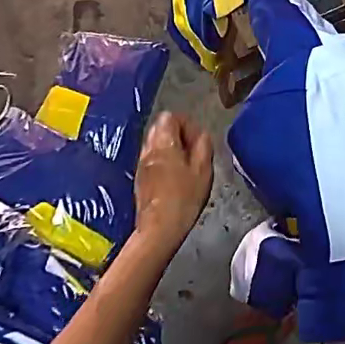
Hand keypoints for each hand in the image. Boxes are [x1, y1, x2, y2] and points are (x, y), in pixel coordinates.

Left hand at [133, 112, 213, 254]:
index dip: (187, 122)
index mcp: (164, 145)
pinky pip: (152, 157)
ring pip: (155, 143)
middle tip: (194, 149)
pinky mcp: (140, 177)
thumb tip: (200, 134)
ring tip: (186, 162)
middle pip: (159, 127)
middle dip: (178, 132)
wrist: (160, 226)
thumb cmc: (186, 196)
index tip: (198, 138)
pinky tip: (176, 174)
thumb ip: (203, 145)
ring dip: (171, 146)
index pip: (169, 117)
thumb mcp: (204, 168)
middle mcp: (148, 151)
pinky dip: (164, 158)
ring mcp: (141, 164)